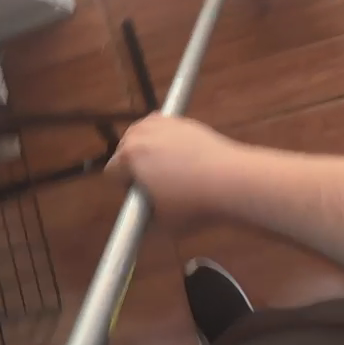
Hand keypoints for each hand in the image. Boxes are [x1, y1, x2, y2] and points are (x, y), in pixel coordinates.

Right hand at [107, 115, 248, 224]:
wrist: (231, 179)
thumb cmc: (192, 204)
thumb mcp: (162, 224)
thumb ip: (142, 219)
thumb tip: (141, 218)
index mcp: (128, 157)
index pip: (112, 172)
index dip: (123, 188)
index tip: (140, 199)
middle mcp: (140, 134)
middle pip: (124, 148)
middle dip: (133, 165)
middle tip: (153, 185)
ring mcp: (162, 123)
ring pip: (142, 133)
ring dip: (146, 148)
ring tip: (166, 168)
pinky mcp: (182, 120)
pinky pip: (162, 127)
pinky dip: (165, 138)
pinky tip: (180, 155)